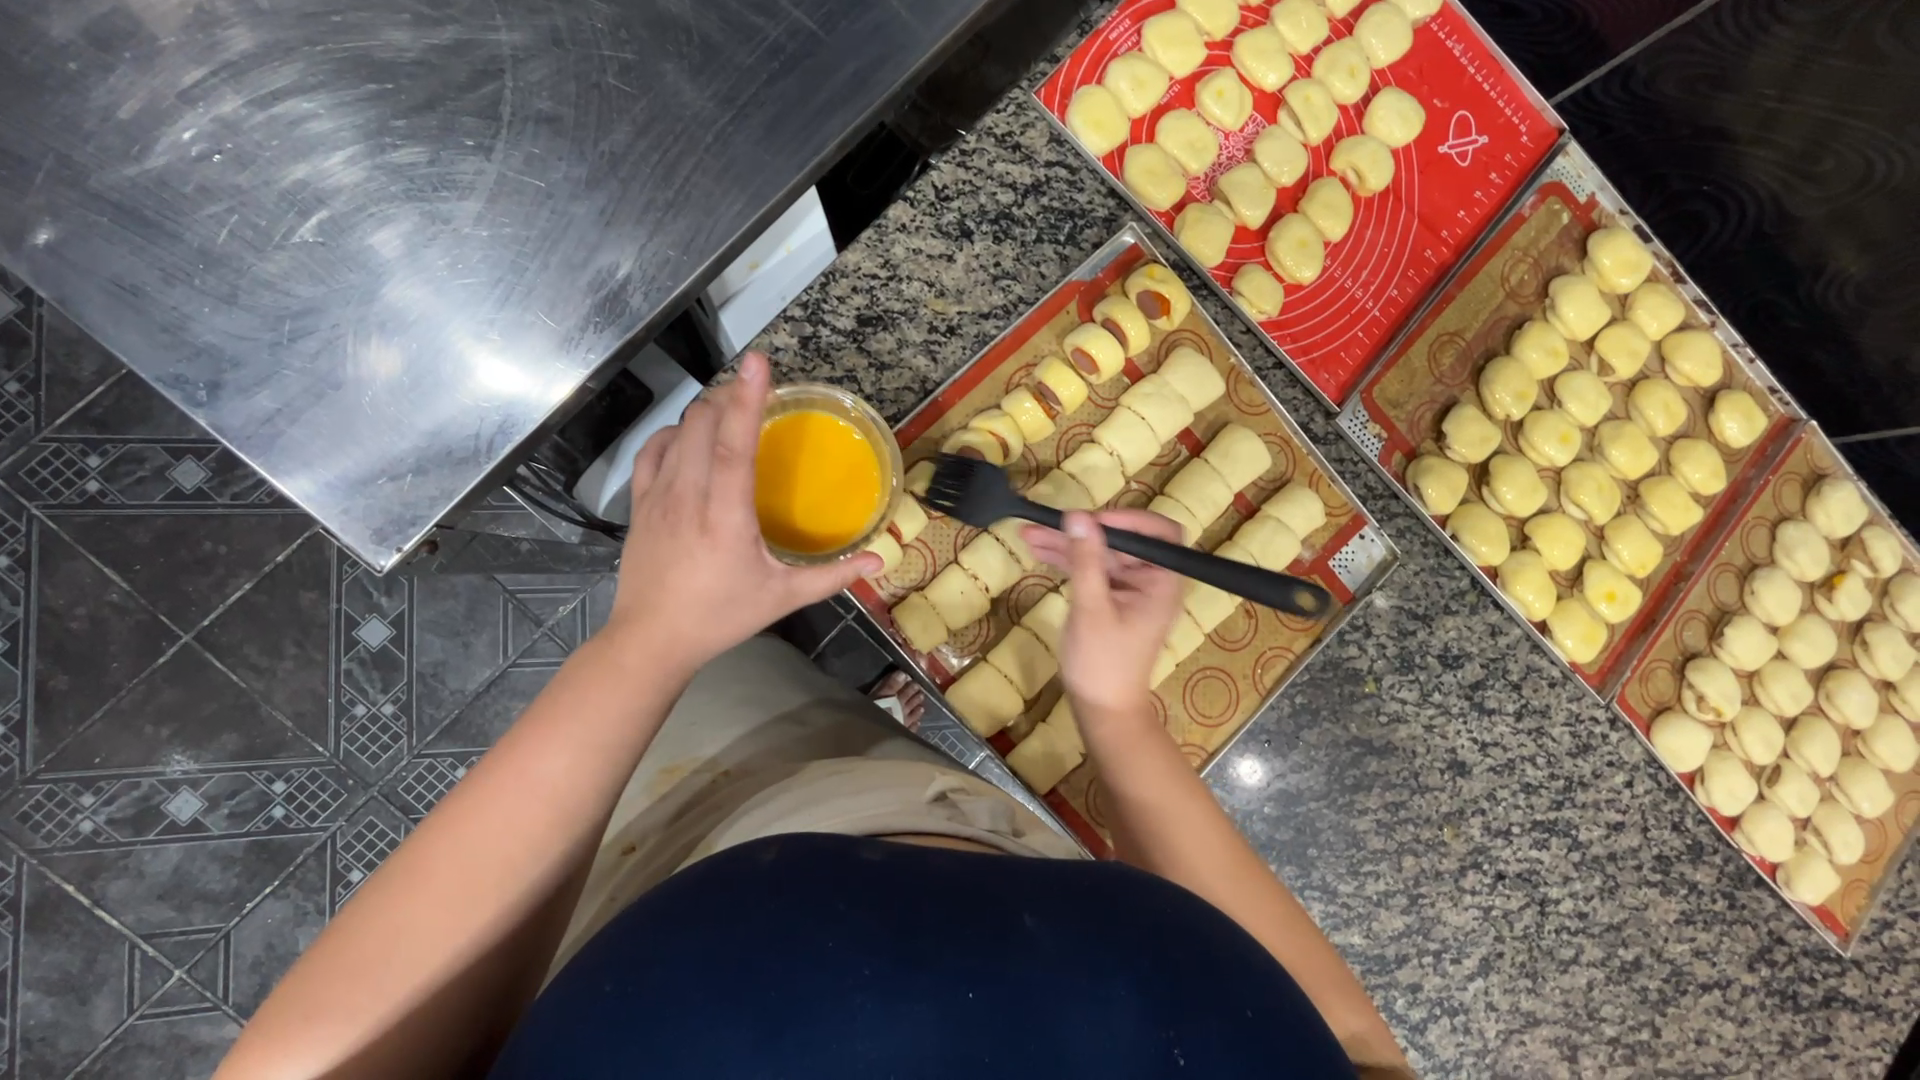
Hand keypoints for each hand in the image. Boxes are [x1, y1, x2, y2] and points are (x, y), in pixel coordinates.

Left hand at [602, 351, 880, 673]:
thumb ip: (833, 576)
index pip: (733, 446)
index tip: (759, 362)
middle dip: (729, 397)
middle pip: (702, 424)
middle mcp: (687, 496)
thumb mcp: (782, 599)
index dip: (747, 401)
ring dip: (704, 412)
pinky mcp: (639, 504)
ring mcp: (656, 497)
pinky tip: (688, 437)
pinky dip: (673, 433)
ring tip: (729, 411)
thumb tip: (881, 559)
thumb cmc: (720, 617)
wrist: (650, 640)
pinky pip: (651, 450)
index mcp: (725, 517)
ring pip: (676, 431)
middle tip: (757, 393)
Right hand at [1023, 509, 1183, 718]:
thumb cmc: (1103, 663)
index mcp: (1163, 582)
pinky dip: (1068, 561)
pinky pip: (1091, 570)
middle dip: (1084, 531)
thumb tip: (1077, 515)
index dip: (1130, 520)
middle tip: (1048, 523)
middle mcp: (1151, 581)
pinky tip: (1038, 549)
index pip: (1160, 533)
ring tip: (1028, 533)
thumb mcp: (1092, 608)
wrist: (1101, 709)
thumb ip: (1086, 560)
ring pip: (1100, 554)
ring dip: (1067, 544)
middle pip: (1122, 541)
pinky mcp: (1110, 599)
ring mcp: (1129, 590)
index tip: (1093, 520)